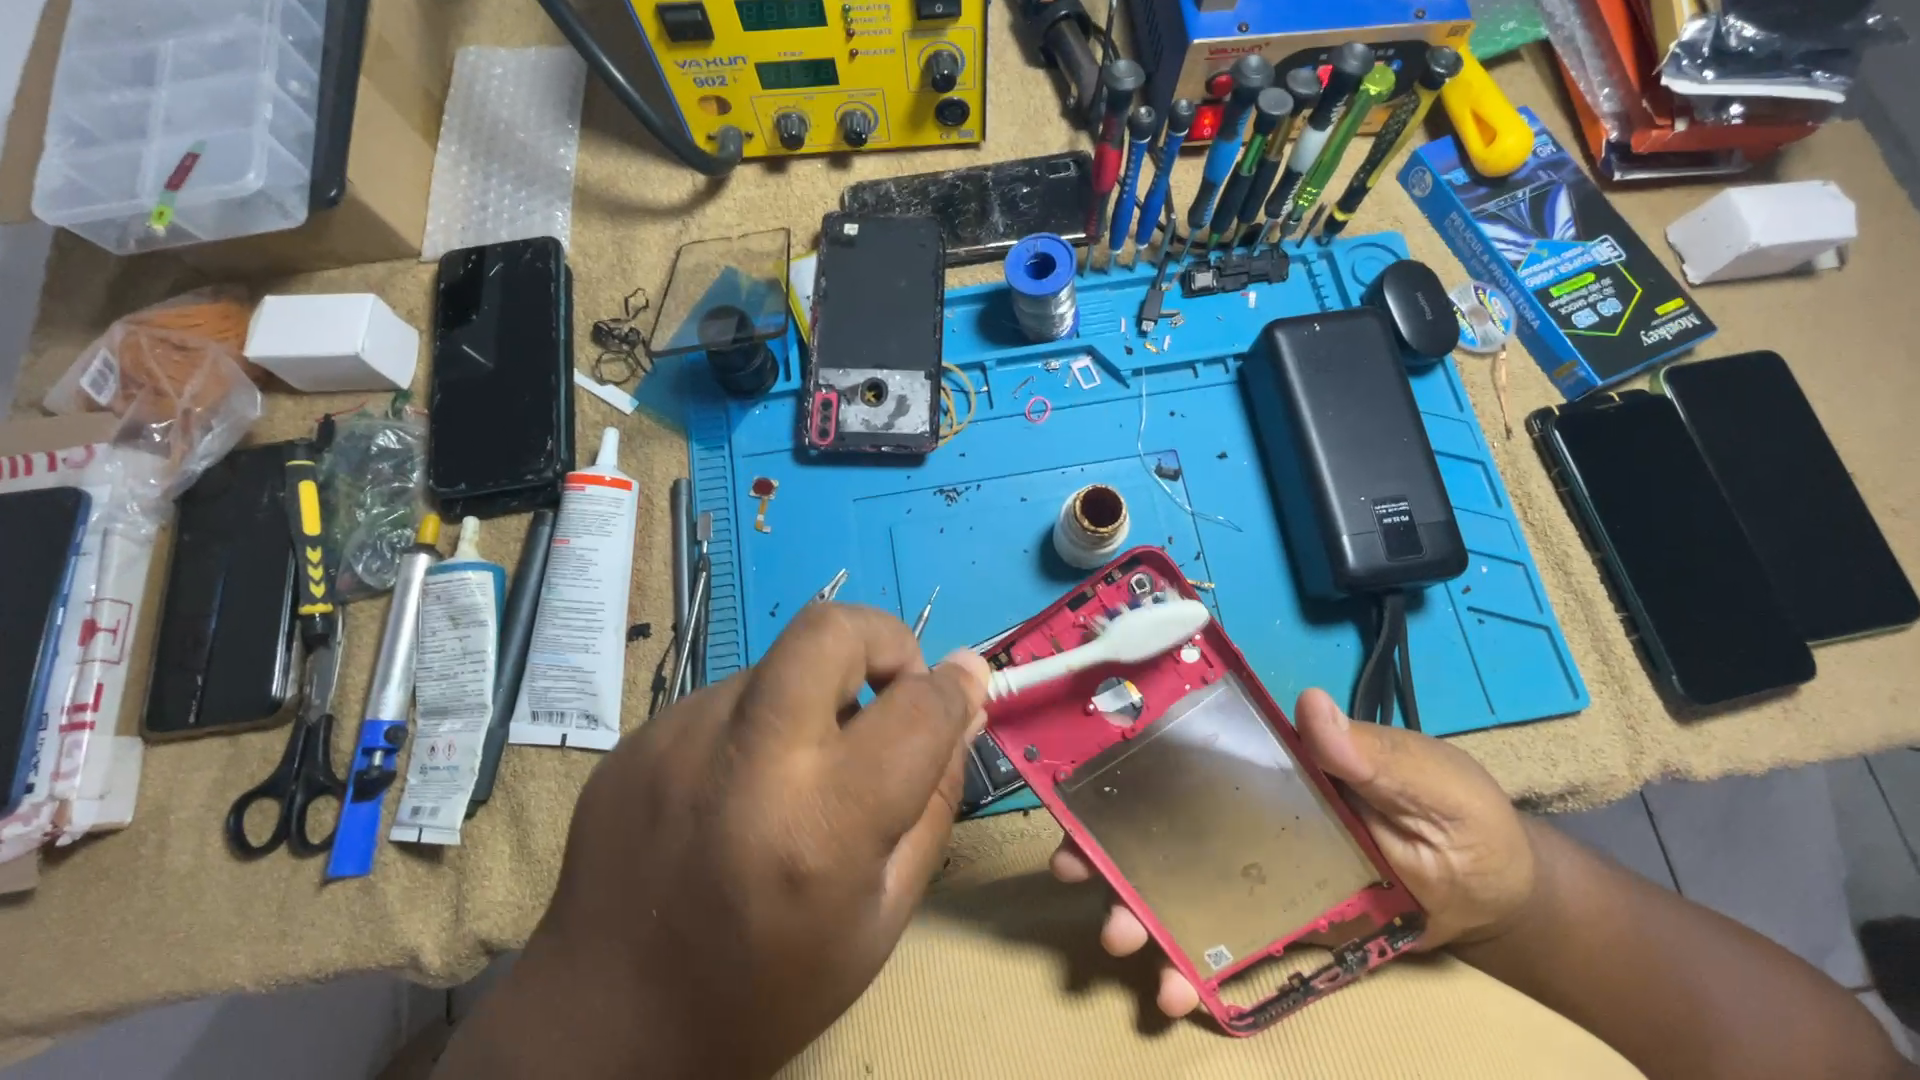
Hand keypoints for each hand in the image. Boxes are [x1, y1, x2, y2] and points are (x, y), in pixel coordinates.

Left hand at [531, 604, 989, 1075]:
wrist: (609, 1025)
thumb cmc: (769, 989)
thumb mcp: (881, 917)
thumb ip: (934, 802)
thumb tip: (963, 707)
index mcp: (822, 823)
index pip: (918, 707)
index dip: (955, 687)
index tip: (963, 685)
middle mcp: (748, 760)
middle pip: (830, 629)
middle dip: (883, 639)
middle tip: (889, 690)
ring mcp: (679, 738)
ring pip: (776, 665)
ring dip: (814, 695)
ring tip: (799, 771)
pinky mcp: (640, 738)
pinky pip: (727, 701)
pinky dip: (759, 725)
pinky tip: (739, 793)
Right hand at [1051, 687, 1536, 1016]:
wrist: (1502, 900)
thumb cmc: (1464, 816)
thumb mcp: (1430, 777)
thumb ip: (1375, 753)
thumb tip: (1311, 707)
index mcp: (1274, 769)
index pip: (1188, 761)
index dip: (1129, 771)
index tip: (1082, 789)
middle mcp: (1252, 820)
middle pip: (1167, 832)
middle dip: (1113, 850)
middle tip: (1076, 875)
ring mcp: (1264, 879)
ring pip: (1185, 893)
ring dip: (1143, 916)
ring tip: (1125, 946)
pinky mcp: (1284, 931)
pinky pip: (1229, 948)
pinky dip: (1198, 970)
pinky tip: (1180, 993)